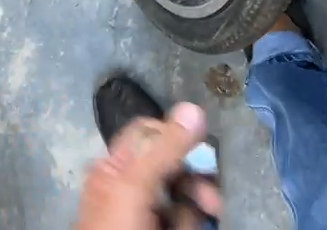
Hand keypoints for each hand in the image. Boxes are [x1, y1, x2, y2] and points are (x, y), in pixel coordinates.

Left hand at [74, 102, 222, 228]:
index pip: (148, 133)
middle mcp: (130, 187)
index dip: (174, 137)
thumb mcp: (134, 187)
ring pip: (185, 198)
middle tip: (212, 202)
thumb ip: (164, 148)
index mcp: (115, 168)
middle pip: (173, 166)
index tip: (199, 149)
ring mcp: (148, 217)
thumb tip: (194, 109)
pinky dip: (192, 227)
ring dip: (196, 211)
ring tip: (196, 226)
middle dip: (195, 182)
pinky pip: (186, 221)